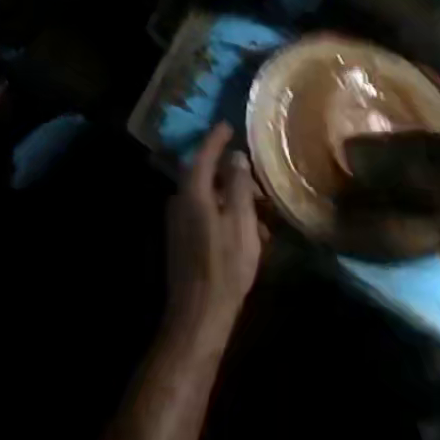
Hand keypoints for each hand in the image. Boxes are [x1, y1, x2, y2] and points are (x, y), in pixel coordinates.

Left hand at [166, 123, 262, 331]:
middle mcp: (179, 201)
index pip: (203, 154)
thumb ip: (238, 186)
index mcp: (192, 192)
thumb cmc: (225, 267)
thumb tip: (235, 156)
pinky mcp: (182, 239)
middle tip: (257, 179)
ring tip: (262, 213)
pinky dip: (226, 216)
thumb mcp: (241, 223)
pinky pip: (205, 215)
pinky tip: (248, 234)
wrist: (199, 314)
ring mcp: (178, 221)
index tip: (228, 125)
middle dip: (231, 174)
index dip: (216, 138)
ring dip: (233, 200)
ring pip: (208, 197)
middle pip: (205, 176)